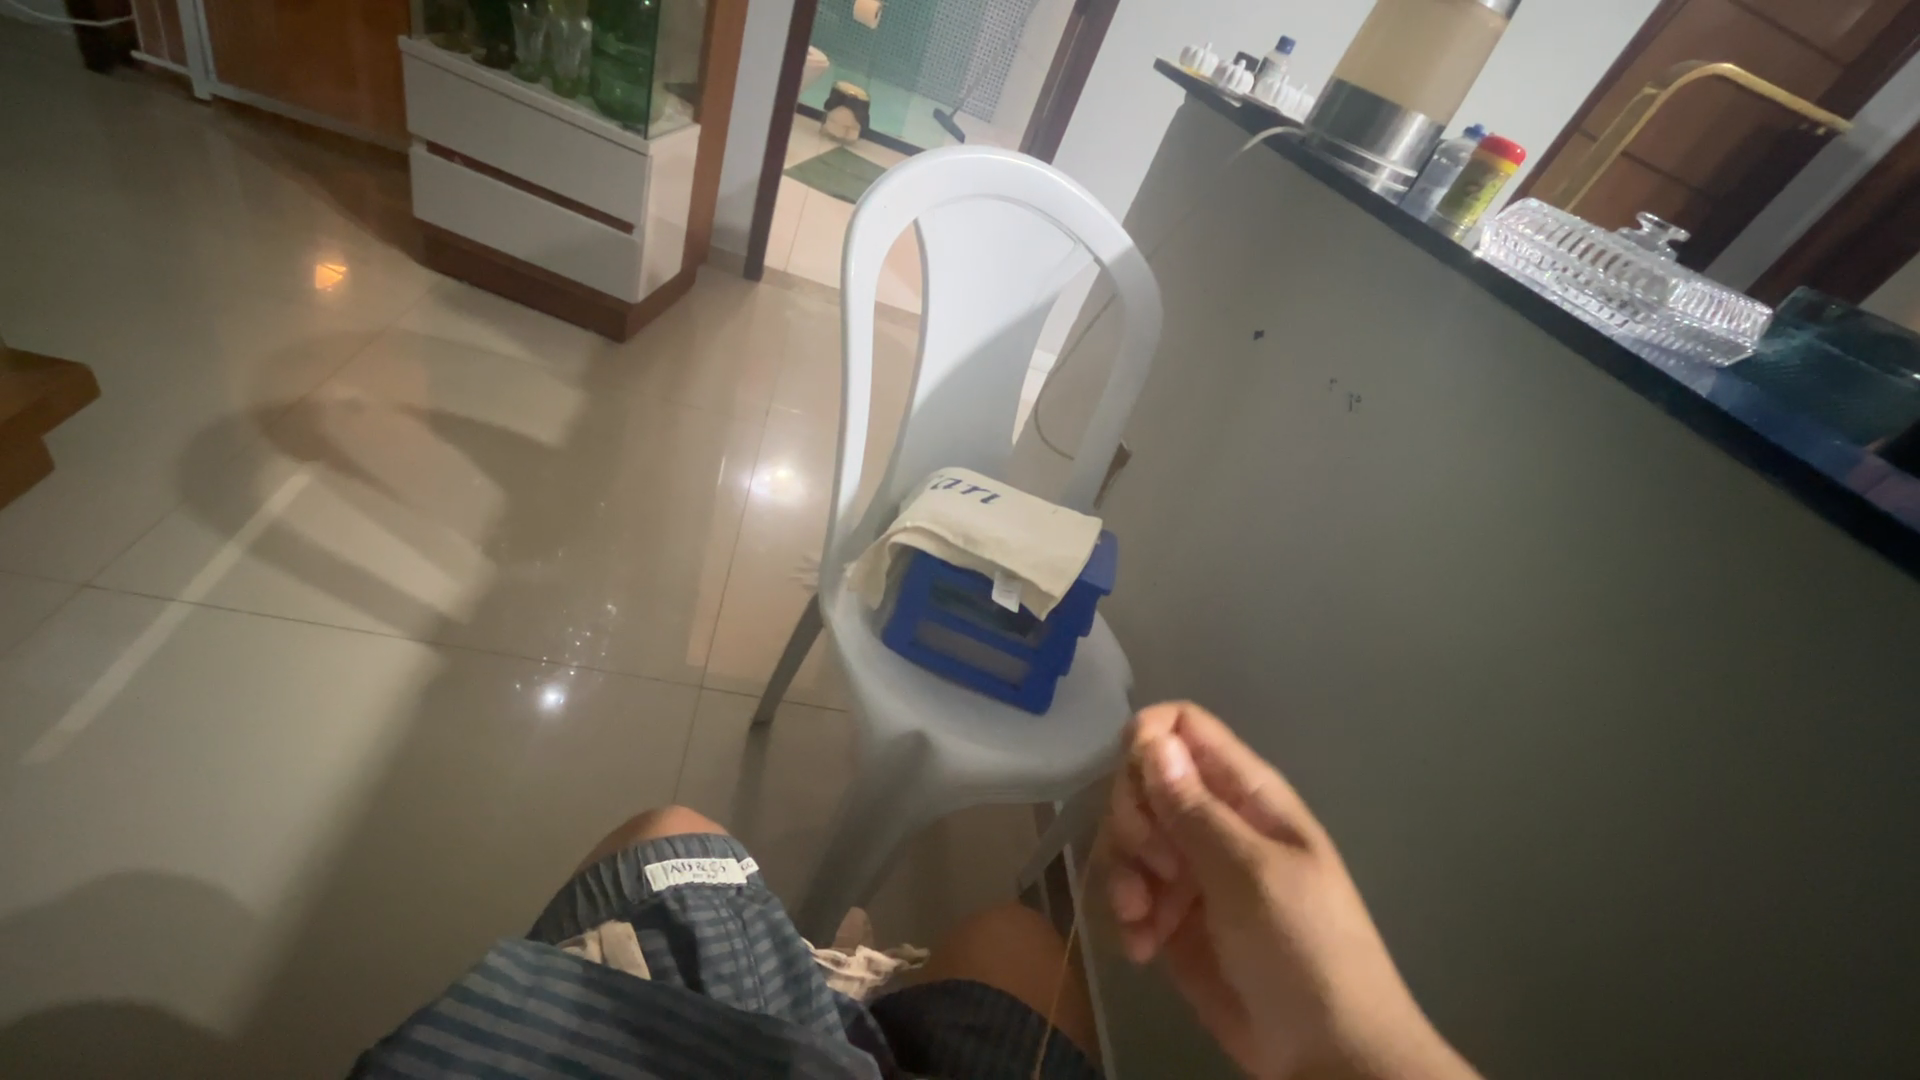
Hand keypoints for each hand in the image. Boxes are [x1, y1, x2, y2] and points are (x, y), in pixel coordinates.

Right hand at [1099, 703, 1478, 1079]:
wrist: (1326, 1059)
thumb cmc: (1304, 949)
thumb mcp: (1248, 872)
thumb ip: (1193, 807)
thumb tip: (1148, 737)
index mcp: (1244, 793)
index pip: (1182, 728)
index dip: (1147, 740)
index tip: (1134, 784)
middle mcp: (1210, 819)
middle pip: (1140, 780)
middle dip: (1131, 821)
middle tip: (1156, 865)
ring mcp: (1187, 866)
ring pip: (1124, 835)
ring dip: (1122, 874)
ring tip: (1141, 918)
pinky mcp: (1167, 912)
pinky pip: (1124, 888)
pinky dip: (1124, 915)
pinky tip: (1143, 948)